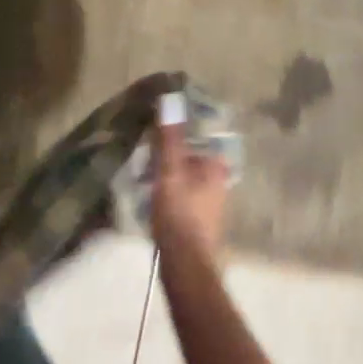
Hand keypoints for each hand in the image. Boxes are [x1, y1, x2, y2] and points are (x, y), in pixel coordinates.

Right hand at [151, 119, 230, 256]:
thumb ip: (169, 137)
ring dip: (167, 172)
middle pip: (190, 156)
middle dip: (170, 153)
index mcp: (217, 165)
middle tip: (144, 151)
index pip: (197, 135)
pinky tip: (152, 194)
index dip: (175, 130)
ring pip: (186, 176)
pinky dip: (169, 190)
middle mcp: (220, 181)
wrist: (185, 264)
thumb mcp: (169, 171)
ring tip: (142, 171)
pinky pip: (183, 194)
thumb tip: (169, 99)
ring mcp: (212, 202)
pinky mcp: (201, 220)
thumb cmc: (179, 213)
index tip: (153, 128)